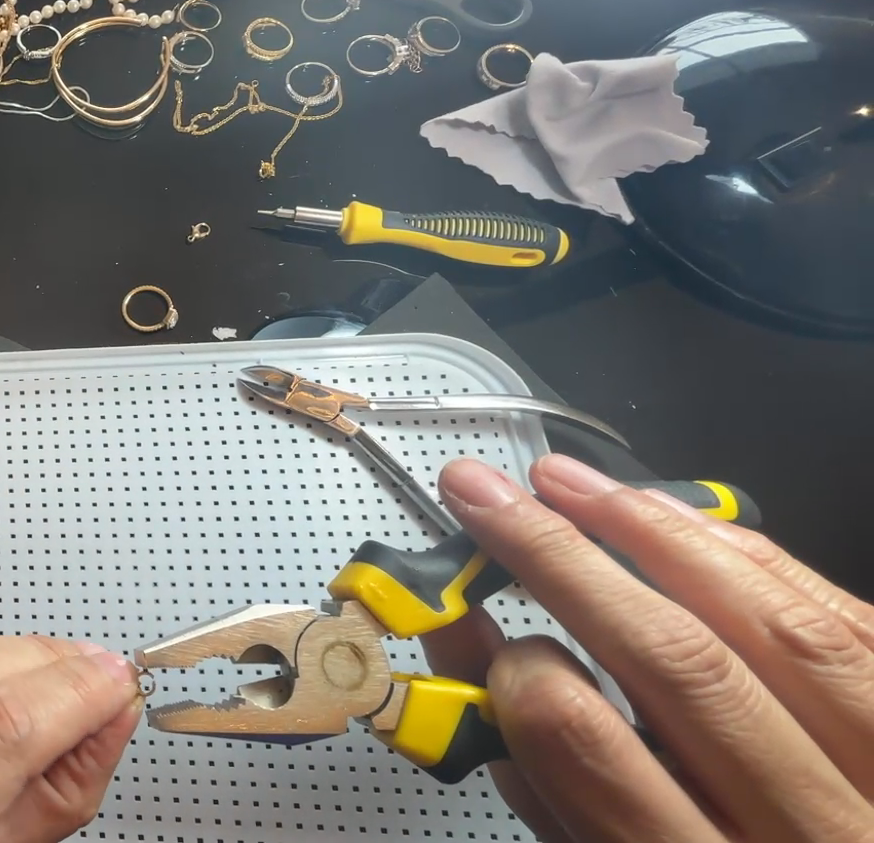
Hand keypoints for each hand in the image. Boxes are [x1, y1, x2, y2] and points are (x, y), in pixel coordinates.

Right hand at [424, 455, 873, 841]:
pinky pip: (857, 625)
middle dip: (556, 553)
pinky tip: (671, 517)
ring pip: (784, 630)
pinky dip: (750, 554)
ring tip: (566, 480)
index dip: (511, 660)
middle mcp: (821, 837)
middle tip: (483, 490)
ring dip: (652, 530)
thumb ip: (519, 745)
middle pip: (680, 662)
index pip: (582, 738)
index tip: (470, 615)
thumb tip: (453, 623)